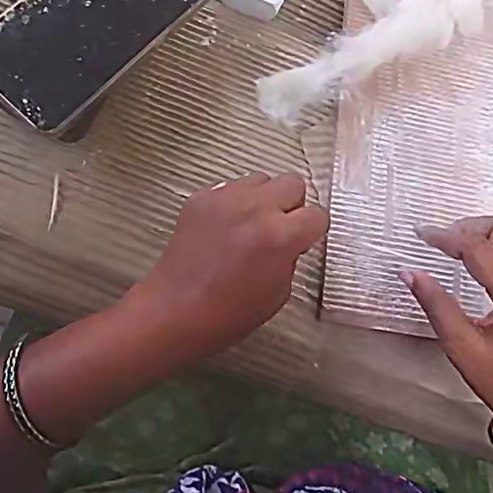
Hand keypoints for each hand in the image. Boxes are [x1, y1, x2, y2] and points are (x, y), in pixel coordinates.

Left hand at [122, 173, 326, 354]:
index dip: (311, 231)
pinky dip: (233, 203)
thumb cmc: (228, 313)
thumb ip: (291, 257)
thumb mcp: (279, 293)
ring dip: (262, 199)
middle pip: (292, 183)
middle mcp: (254, 208)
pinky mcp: (200, 198)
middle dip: (291, 205)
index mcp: (278, 236)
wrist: (175, 310)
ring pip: (260, 179)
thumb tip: (292, 240)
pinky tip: (224, 228)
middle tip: (279, 228)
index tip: (303, 240)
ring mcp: (224, 199)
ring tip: (250, 226)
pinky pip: (229, 188)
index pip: (317, 214)